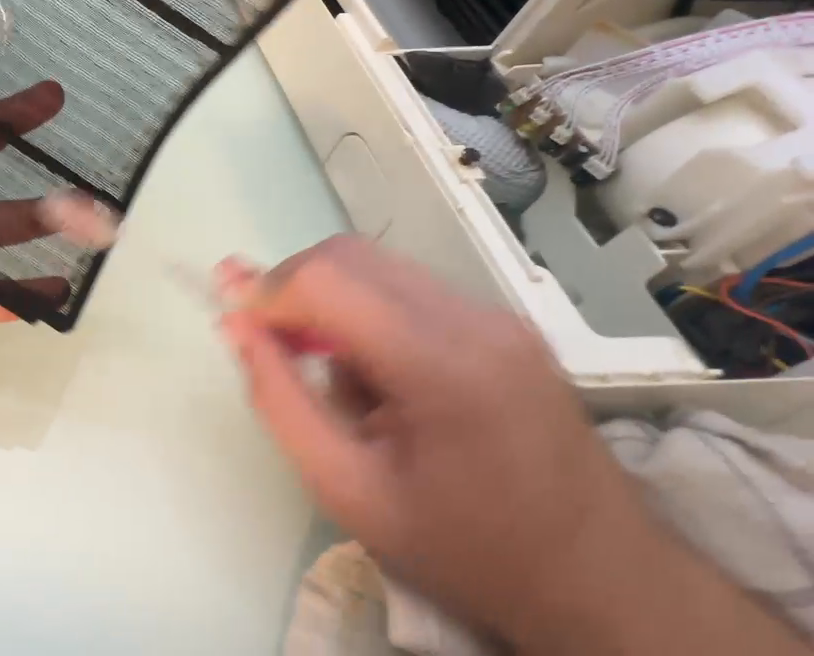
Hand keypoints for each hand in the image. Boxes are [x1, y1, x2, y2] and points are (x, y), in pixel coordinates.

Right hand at [216, 236, 662, 643]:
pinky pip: (406, 289)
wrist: (605, 584)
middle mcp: (476, 321)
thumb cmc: (466, 548)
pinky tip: (376, 374)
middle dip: (289, 290)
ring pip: (373, 266)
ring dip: (326, 300)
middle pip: (345, 256)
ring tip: (327, 372)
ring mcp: (499, 318)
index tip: (234, 330)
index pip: (323, 279)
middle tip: (270, 347)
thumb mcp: (346, 489)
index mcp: (442, 365)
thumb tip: (235, 326)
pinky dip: (364, 311)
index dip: (263, 294)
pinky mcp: (507, 326)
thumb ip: (278, 399)